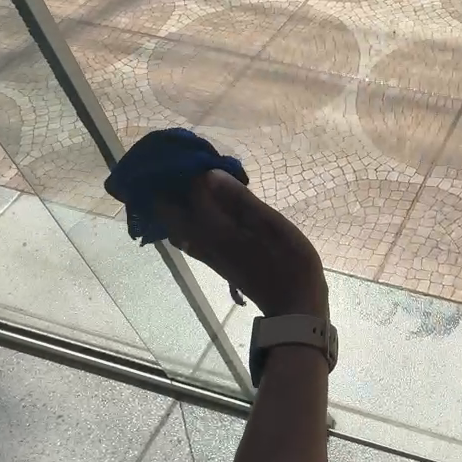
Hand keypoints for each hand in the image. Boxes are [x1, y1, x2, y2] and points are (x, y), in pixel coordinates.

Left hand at [154, 171, 328, 319]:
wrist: (294, 305)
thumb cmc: (290, 263)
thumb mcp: (273, 226)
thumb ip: (241, 200)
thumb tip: (208, 174)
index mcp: (214, 228)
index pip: (190, 190)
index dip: (194, 169)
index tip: (205, 155)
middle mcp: (201, 241)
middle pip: (167, 210)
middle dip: (172, 185)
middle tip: (191, 166)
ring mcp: (206, 253)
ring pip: (175, 223)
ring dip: (178, 201)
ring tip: (197, 182)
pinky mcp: (215, 260)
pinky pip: (188, 233)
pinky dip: (189, 216)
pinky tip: (206, 209)